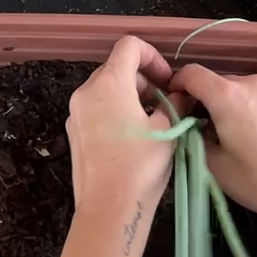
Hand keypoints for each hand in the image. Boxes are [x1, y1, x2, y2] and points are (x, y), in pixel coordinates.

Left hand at [66, 36, 180, 211]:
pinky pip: (96, 107)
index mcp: (109, 82)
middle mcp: (87, 90)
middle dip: (144, 79)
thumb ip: (177, 104)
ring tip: (153, 121)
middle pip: (117, 66)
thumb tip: (183, 95)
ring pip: (106, 87)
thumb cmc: (140, 166)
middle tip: (166, 103)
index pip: (130, 46)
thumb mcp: (169, 131)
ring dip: (131, 95)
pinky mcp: (74, 131)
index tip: (167, 81)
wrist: (108, 210)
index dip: (153, 56)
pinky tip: (133, 136)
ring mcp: (76, 111)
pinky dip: (115, 110)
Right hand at [170, 64, 256, 223]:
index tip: (174, 104)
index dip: (177, 85)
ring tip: (233, 137)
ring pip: (237, 89)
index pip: (191, 73)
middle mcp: (249, 82)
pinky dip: (249, 108)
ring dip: (228, 105)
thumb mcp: (214, 166)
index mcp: (226, 95)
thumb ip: (194, 138)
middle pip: (215, 82)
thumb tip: (191, 127)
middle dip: (203, 101)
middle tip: (201, 130)